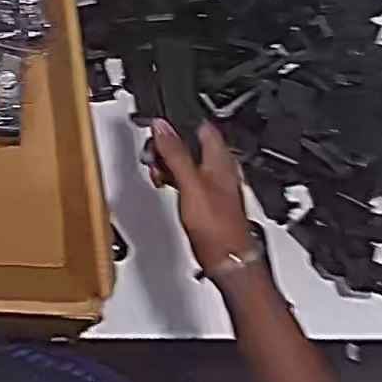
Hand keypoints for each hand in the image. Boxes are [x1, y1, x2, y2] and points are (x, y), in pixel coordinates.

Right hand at [150, 119, 254, 276]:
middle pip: (192, 142)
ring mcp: (214, 184)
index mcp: (220, 159)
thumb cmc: (218, 227)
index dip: (180, 120)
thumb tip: (161, 126)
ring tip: (157, 168)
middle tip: (154, 150)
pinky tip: (165, 182)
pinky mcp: (207, 198)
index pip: (201, 125)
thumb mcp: (190, 183)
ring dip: (170, 160)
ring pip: (188, 159)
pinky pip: (187, 177)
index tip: (160, 124)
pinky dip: (174, 176)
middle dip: (170, 143)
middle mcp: (220, 168)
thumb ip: (175, 153)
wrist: (227, 261)